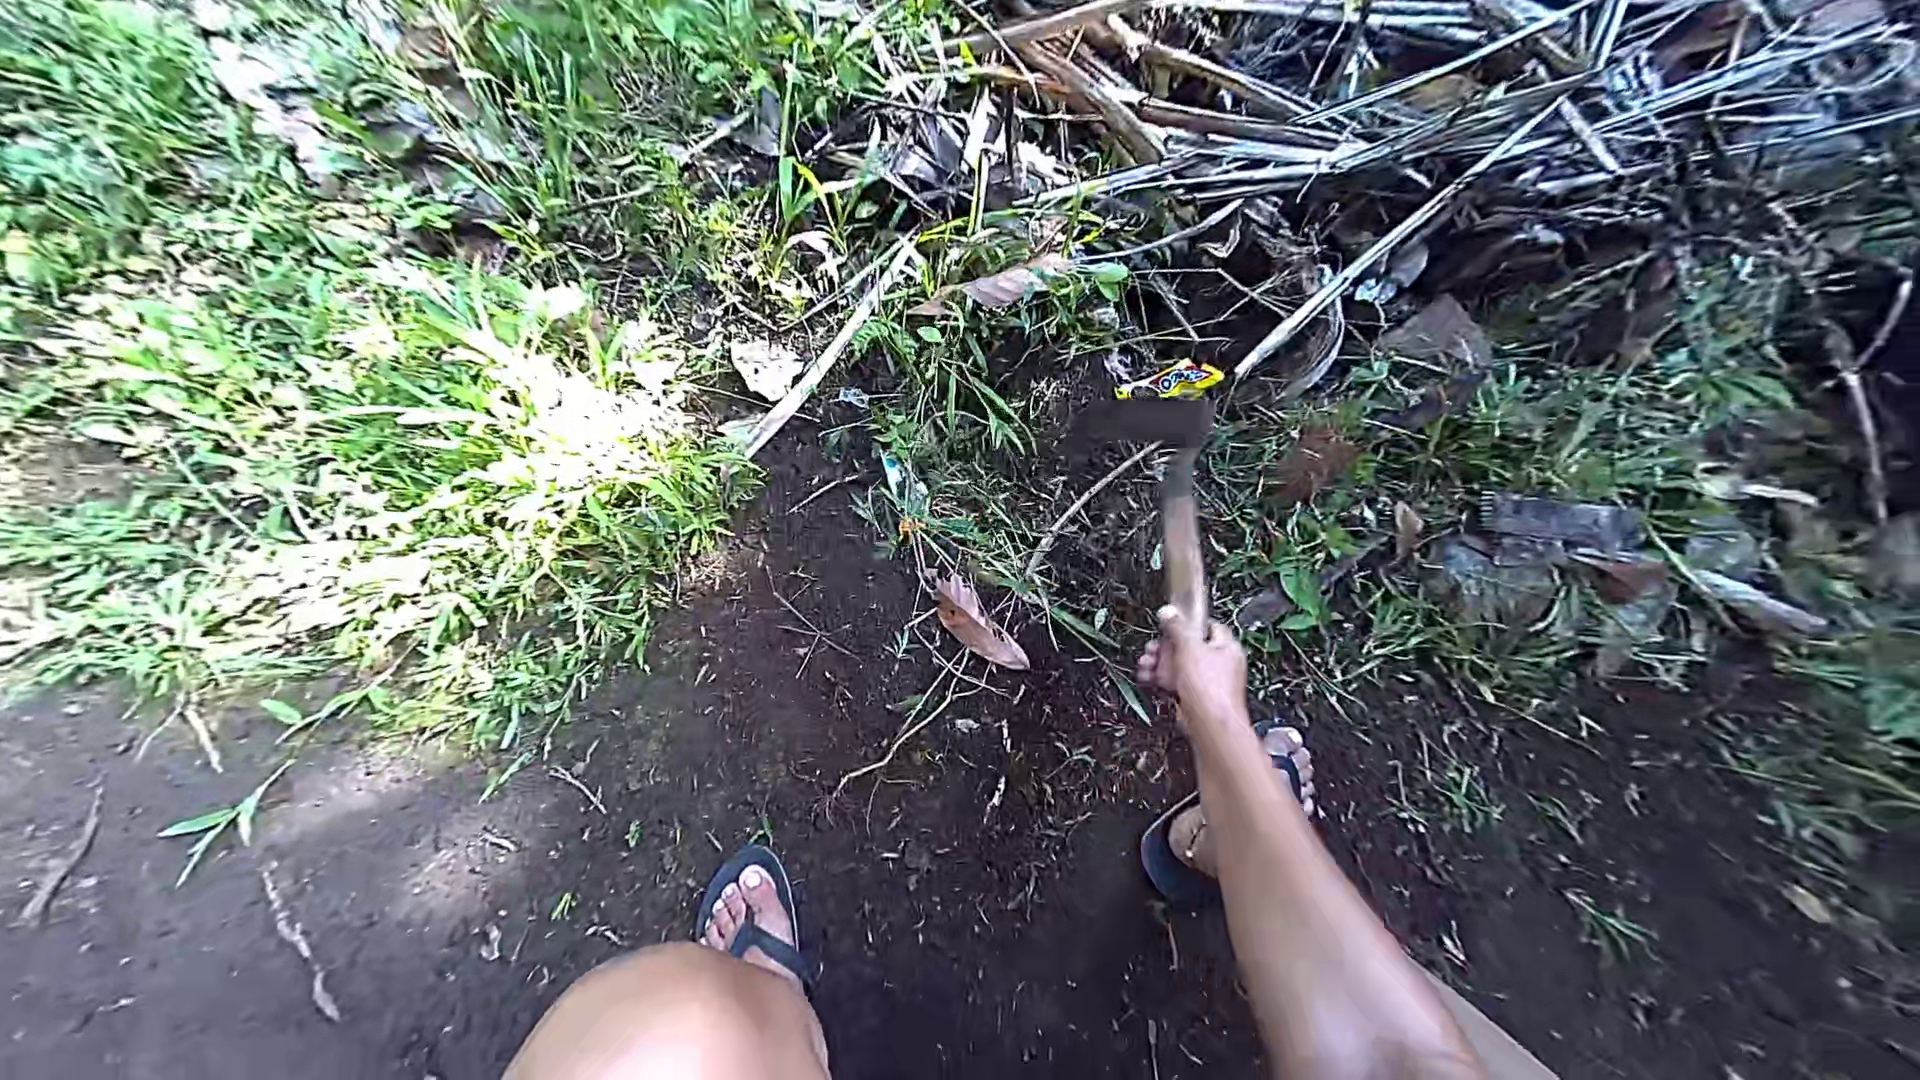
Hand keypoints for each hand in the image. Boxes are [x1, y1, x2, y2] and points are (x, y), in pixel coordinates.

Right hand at [1135, 605, 1247, 732]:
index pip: (1208, 626)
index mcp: (1226, 647)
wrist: (1209, 723)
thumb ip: (1177, 627)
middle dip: (1164, 647)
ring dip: (1158, 663)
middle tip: (1151, 648)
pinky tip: (1147, 677)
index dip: (1188, 624)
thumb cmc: (1208, 686)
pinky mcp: (1195, 697)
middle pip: (1188, 647)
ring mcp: (1207, 682)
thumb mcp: (1189, 647)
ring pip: (1178, 666)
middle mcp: (1219, 664)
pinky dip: (1161, 679)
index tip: (1170, 623)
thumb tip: (1168, 611)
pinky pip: (1175, 682)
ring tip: (1145, 664)